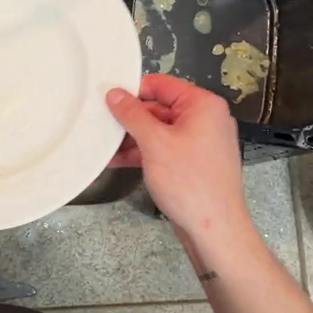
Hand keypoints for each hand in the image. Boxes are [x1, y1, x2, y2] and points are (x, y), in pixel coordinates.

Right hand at [106, 74, 250, 233]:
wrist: (213, 227)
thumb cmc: (189, 182)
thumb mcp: (154, 143)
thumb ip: (132, 115)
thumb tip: (115, 93)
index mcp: (203, 105)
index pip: (161, 84)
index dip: (133, 89)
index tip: (106, 97)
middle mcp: (205, 119)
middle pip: (159, 107)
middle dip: (129, 118)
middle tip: (99, 123)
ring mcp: (200, 142)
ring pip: (158, 130)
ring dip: (131, 138)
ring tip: (102, 145)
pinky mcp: (193, 163)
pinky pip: (163, 149)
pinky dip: (142, 153)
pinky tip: (116, 161)